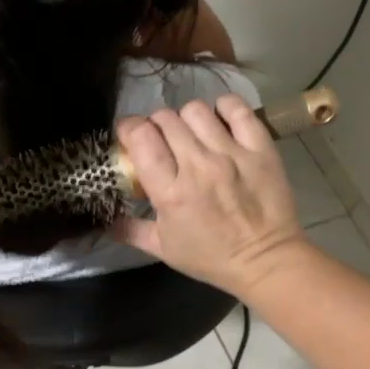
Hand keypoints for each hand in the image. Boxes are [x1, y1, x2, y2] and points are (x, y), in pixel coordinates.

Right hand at [110, 95, 310, 294]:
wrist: (266, 261)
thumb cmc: (210, 258)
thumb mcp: (163, 249)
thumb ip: (130, 231)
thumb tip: (103, 221)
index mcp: (170, 192)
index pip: (141, 137)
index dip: (129, 129)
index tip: (129, 136)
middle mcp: (198, 166)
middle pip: (165, 120)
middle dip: (154, 125)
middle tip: (159, 139)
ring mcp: (231, 154)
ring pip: (196, 111)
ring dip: (185, 118)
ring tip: (190, 132)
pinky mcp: (260, 148)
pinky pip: (237, 109)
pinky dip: (223, 107)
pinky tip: (219, 119)